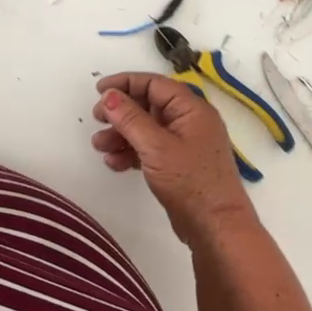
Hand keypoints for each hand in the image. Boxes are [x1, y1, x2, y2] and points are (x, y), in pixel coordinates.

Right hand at [91, 72, 258, 244]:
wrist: (215, 226)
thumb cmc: (189, 181)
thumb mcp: (155, 146)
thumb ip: (130, 118)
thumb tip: (109, 95)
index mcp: (191, 109)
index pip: (154, 84)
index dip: (125, 83)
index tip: (99, 91)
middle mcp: (188, 122)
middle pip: (147, 105)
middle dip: (120, 112)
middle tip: (96, 119)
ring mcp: (183, 144)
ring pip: (145, 128)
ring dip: (120, 134)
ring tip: (99, 146)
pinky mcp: (177, 164)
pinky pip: (149, 149)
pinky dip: (130, 152)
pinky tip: (114, 163)